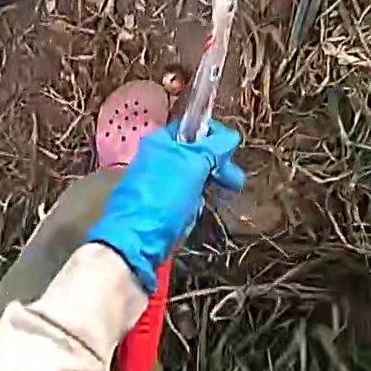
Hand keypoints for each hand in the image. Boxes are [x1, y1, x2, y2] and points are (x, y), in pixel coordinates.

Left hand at [87, 121, 244, 292]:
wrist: (136, 242)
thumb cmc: (164, 195)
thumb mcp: (194, 164)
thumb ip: (215, 147)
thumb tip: (232, 136)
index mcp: (162, 142)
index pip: (194, 128)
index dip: (215, 136)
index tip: (231, 151)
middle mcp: (158, 158)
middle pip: (197, 153)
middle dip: (217, 165)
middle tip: (234, 180)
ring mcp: (159, 182)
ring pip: (194, 176)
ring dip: (209, 184)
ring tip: (220, 196)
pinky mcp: (162, 204)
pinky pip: (187, 195)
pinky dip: (197, 200)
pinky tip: (199, 209)